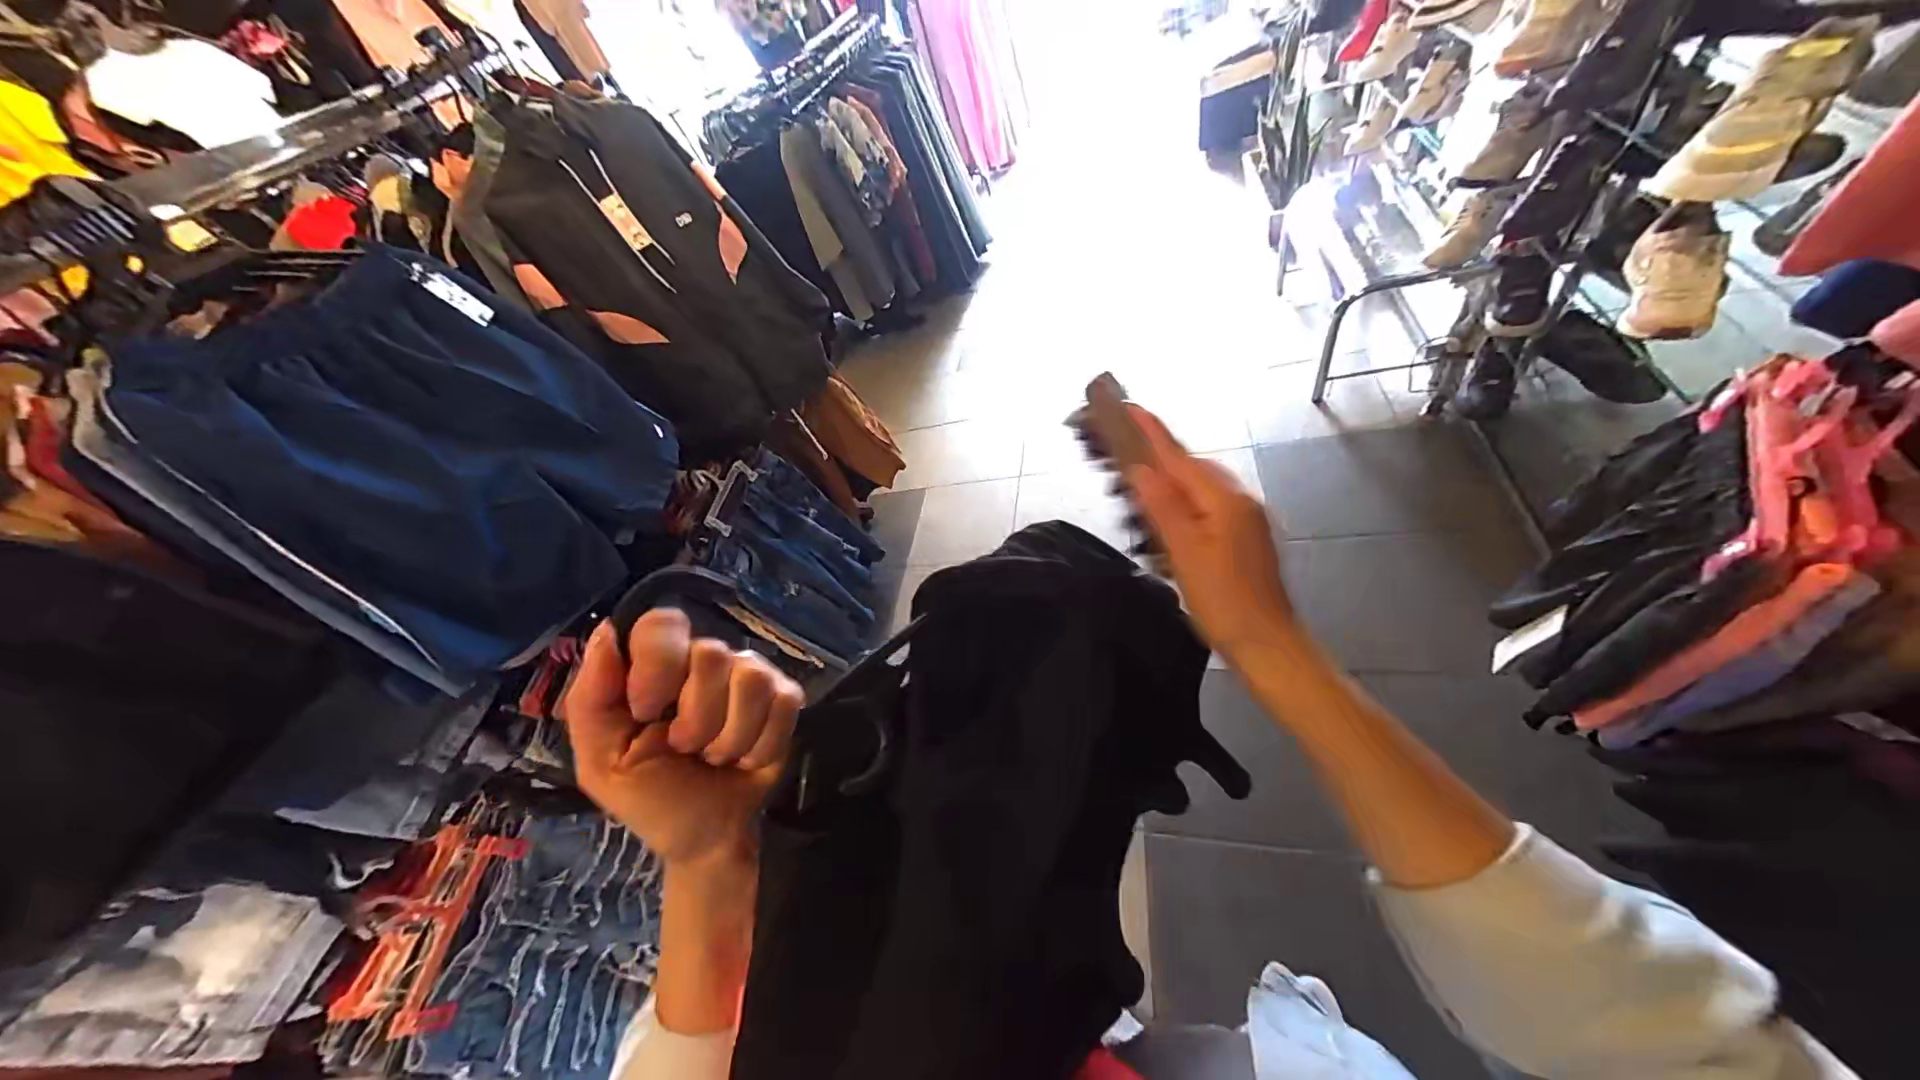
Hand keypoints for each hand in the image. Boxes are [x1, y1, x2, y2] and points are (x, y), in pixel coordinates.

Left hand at [562, 608, 803, 870]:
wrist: (705, 837)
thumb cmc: (651, 796)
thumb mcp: (602, 761)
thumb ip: (591, 699)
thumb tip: (607, 630)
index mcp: (657, 666)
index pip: (663, 623)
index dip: (658, 664)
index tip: (646, 711)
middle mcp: (707, 660)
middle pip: (712, 653)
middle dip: (697, 719)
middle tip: (686, 748)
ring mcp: (752, 675)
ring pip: (752, 678)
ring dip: (731, 736)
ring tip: (716, 757)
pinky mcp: (786, 697)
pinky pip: (785, 700)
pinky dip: (763, 743)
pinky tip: (747, 759)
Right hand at [1126, 404, 1297, 658]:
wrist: (1266, 641)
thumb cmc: (1222, 600)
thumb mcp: (1185, 553)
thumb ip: (1163, 506)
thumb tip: (1139, 468)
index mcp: (1224, 500)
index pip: (1180, 458)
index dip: (1153, 433)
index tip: (1131, 407)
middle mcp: (1239, 500)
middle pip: (1193, 467)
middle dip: (1160, 454)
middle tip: (1125, 447)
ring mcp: (1245, 518)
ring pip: (1201, 486)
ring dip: (1171, 479)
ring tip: (1141, 480)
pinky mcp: (1245, 536)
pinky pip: (1209, 505)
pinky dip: (1185, 500)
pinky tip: (1170, 514)